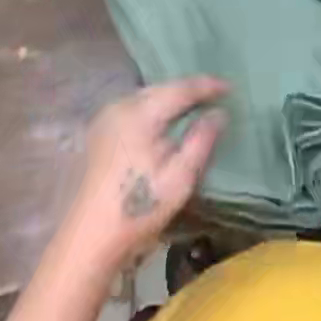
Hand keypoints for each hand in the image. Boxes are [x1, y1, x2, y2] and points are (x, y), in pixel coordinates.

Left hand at [65, 78, 228, 266]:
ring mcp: (106, 115)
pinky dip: (153, 107)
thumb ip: (201, 141)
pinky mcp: (100, 128)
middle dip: (188, 89)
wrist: (90, 234)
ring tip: (194, 103)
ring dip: (169, 97)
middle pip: (160, 88)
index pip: (179, 89)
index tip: (230, 86)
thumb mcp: (179, 179)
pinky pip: (133, 107)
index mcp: (140, 113)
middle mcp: (120, 104)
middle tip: (215, 93)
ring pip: (146, 96)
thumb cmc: (139, 208)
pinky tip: (164, 119)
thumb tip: (219, 113)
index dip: (206, 86)